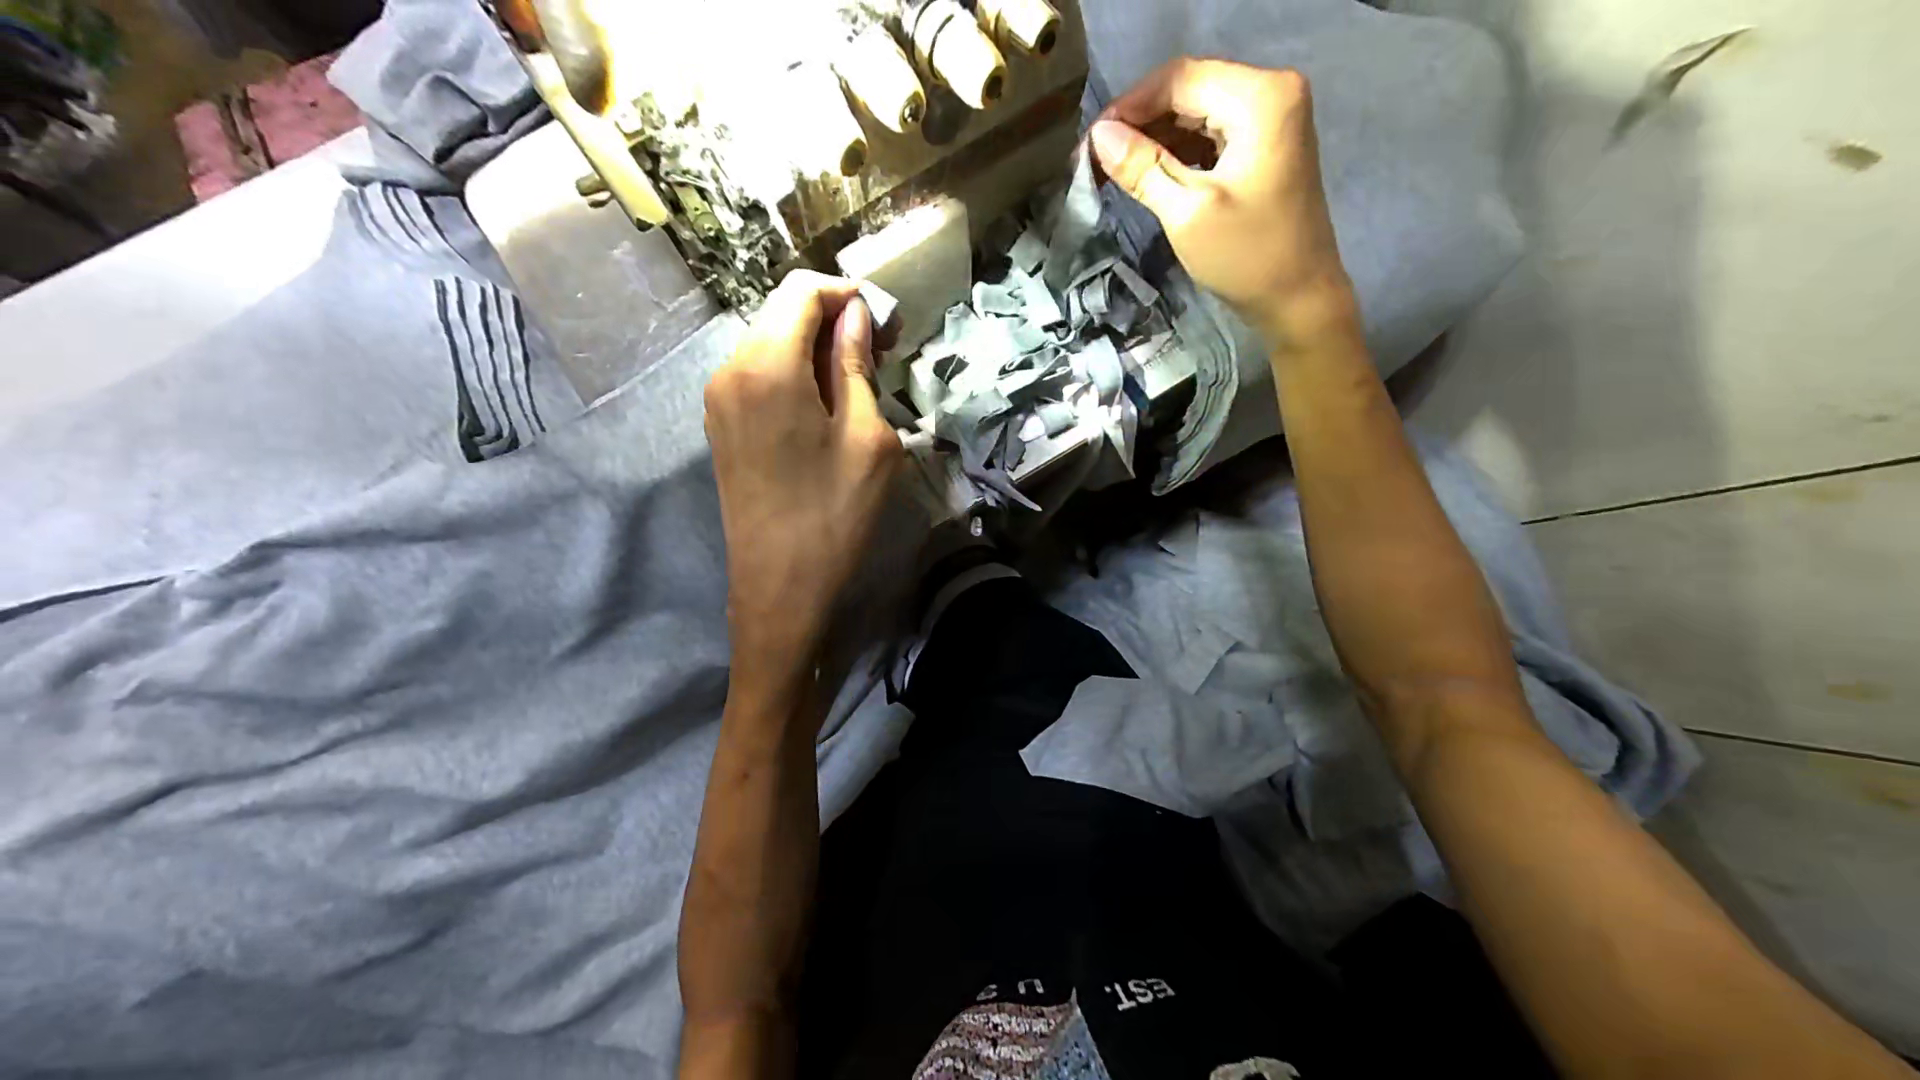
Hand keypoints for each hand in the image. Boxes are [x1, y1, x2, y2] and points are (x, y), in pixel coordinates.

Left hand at [704, 271, 902, 685]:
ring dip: (814, 350)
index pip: (803, 292)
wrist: (779, 588)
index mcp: (767, 364)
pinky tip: (823, 407)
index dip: (848, 296)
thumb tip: (855, 316)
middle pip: (782, 313)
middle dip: (832, 321)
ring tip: (857, 386)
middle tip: (880, 354)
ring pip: (770, 344)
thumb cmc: (834, 514)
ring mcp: (718, 398)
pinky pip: (757, 376)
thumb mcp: (867, 437)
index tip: (885, 326)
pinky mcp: (719, 425)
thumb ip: (856, 365)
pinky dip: (793, 374)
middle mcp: (730, 369)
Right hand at [1089, 58, 1360, 352]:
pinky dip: (1178, 150)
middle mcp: (1271, 92)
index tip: (1090, 142)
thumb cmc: (1246, 256)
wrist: (1298, 297)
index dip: (1129, 106)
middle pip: (1188, 90)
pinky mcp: (1265, 144)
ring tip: (1116, 167)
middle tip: (1097, 157)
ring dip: (1155, 137)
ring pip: (1197, 112)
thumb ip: (1142, 167)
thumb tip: (1099, 136)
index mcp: (1260, 98)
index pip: (1179, 79)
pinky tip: (1150, 171)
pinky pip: (1211, 133)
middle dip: (1140, 121)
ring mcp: (1271, 117)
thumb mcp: (1186, 212)